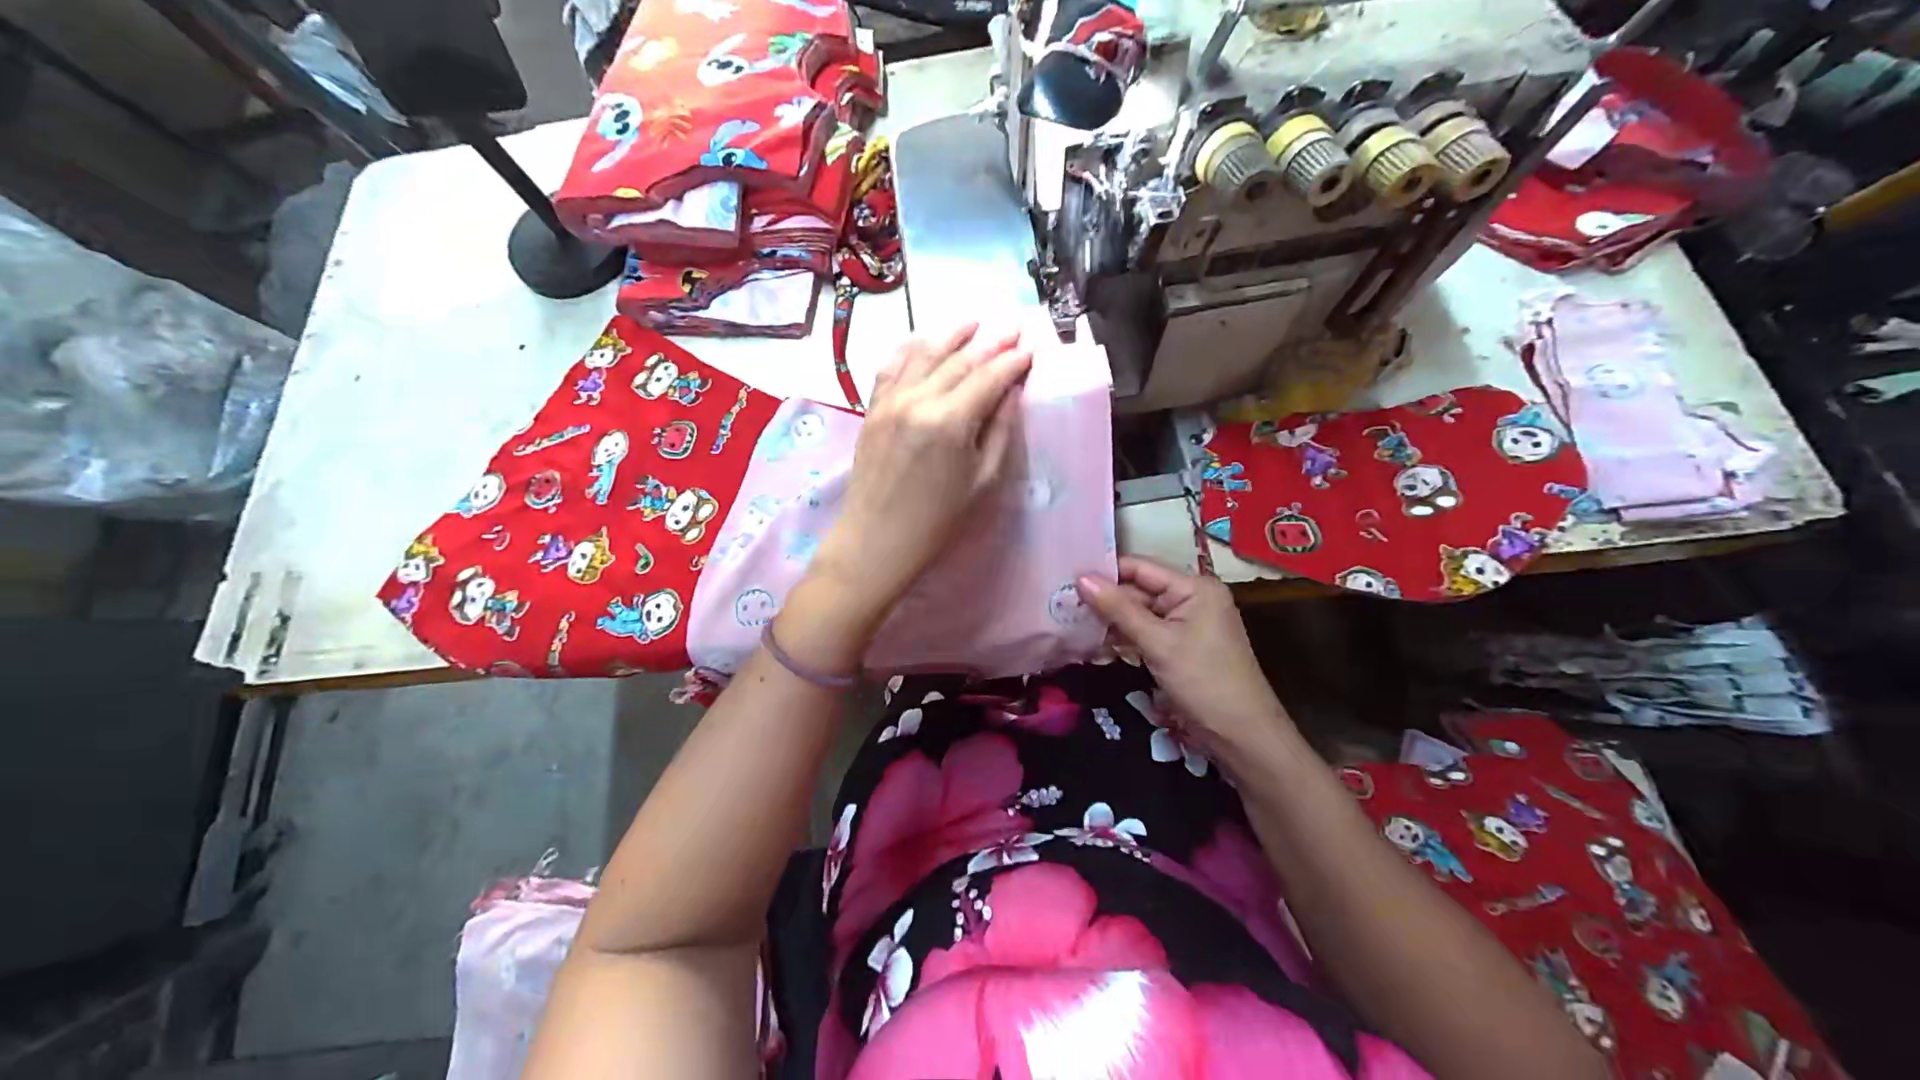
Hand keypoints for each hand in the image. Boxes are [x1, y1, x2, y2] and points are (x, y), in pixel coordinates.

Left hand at [809, 322, 1031, 622]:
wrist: (876, 539)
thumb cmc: (937, 520)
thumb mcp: (982, 479)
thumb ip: (999, 429)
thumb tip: (1011, 391)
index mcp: (951, 421)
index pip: (989, 377)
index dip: (1013, 361)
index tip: (1030, 350)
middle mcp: (919, 400)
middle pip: (960, 359)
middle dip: (990, 342)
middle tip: (1012, 328)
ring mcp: (891, 400)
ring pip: (925, 354)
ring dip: (952, 335)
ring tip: (974, 323)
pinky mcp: (872, 407)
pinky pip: (892, 366)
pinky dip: (911, 349)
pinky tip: (924, 340)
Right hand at [1076, 557, 1294, 760]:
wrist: (1243, 735)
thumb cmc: (1204, 681)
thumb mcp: (1157, 643)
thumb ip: (1118, 609)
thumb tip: (1080, 578)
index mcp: (1194, 587)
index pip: (1140, 567)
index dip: (1105, 571)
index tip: (1066, 578)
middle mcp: (1192, 598)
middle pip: (1138, 589)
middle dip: (1104, 599)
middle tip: (1061, 604)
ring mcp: (1187, 623)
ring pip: (1139, 613)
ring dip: (1110, 621)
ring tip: (1071, 623)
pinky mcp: (1180, 646)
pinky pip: (1147, 633)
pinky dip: (1124, 638)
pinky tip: (1095, 645)